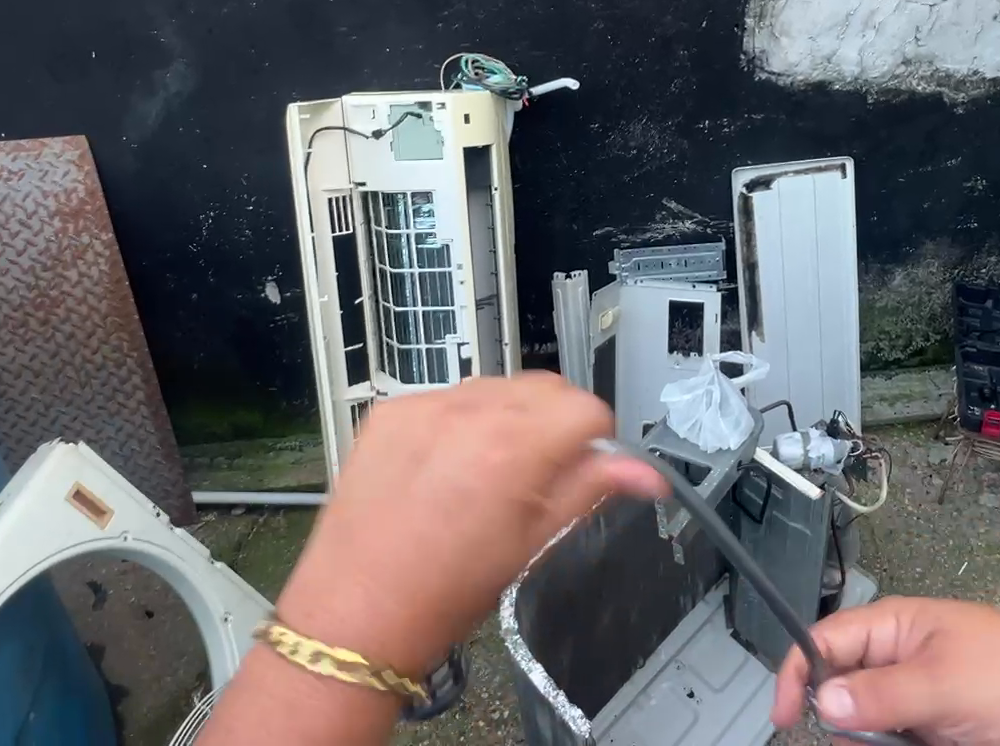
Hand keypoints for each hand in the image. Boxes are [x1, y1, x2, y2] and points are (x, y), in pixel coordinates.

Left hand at [275, 372, 664, 676]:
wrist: (354, 614)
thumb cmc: (442, 592)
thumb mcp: (532, 544)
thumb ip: (591, 490)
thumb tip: (645, 474)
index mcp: (515, 447)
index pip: (589, 408)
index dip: (597, 440)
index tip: (586, 462)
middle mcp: (471, 413)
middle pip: (547, 387)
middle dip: (557, 422)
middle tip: (539, 471)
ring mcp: (427, 406)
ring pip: (500, 386)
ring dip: (509, 416)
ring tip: (488, 471)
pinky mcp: (393, 410)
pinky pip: (449, 395)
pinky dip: (460, 420)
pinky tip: (448, 465)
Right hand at [772, 597, 999, 743]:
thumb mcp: (944, 683)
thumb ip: (881, 694)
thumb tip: (821, 699)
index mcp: (893, 627)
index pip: (826, 641)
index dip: (798, 672)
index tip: (783, 716)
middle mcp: (898, 660)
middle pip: (842, 689)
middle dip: (837, 722)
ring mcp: (918, 700)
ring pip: (867, 725)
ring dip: (865, 742)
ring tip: (900, 745)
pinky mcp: (937, 733)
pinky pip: (895, 742)